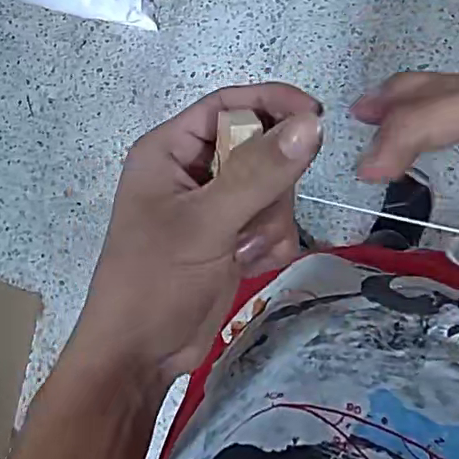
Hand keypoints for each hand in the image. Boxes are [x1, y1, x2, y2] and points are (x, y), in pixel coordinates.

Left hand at [70, 83, 323, 389]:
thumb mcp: (206, 222)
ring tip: (243, 249)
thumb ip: (259, 173)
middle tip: (257, 217)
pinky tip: (248, 265)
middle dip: (270, 185)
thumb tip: (311, 125)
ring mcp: (213, 203)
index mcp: (169, 149)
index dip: (271, 102)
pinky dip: (269, 242)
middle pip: (258, 146)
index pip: (226, 105)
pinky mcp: (230, 234)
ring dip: (270, 221)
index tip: (317, 116)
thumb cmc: (156, 280)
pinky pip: (272, 220)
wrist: (141, 355)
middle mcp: (191, 169)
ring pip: (272, 187)